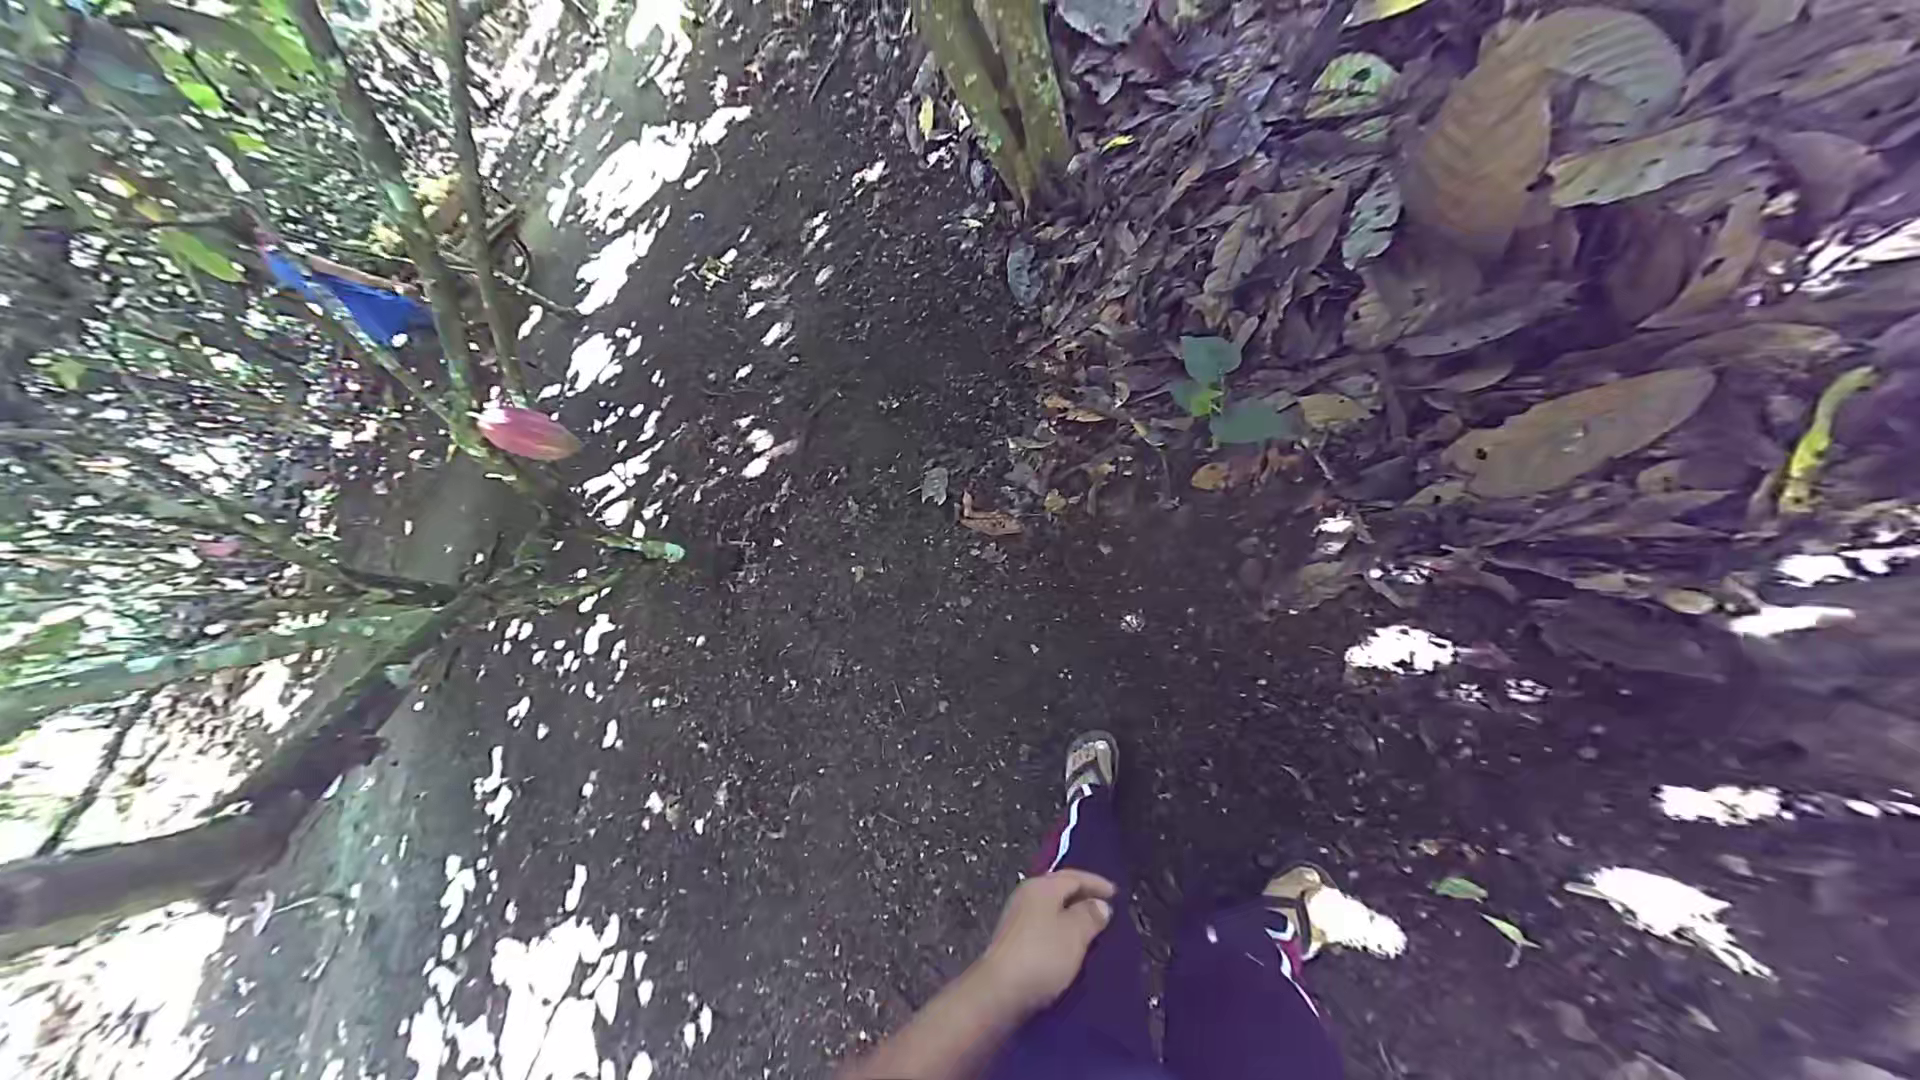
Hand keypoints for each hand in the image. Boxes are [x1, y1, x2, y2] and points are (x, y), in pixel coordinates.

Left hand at [972, 870, 1115, 1015]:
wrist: (1000, 990)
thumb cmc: (1042, 955)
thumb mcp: (1074, 933)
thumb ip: (1089, 915)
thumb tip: (1099, 904)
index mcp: (1041, 886)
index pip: (1073, 876)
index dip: (1096, 883)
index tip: (1116, 893)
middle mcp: (1026, 894)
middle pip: (1059, 888)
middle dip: (1082, 895)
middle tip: (1105, 905)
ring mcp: (1017, 916)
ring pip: (1051, 907)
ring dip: (1071, 913)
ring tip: (1091, 925)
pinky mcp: (1013, 938)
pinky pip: (1044, 924)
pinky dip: (1060, 928)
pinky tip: (1069, 942)